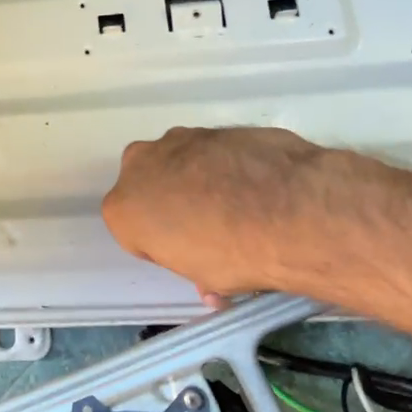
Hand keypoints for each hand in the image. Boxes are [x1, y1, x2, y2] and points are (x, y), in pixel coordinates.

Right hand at [102, 126, 381, 301]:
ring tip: (240, 206)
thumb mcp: (207, 278)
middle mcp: (139, 166)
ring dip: (199, 180)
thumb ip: (198, 270)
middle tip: (209, 228)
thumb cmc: (232, 253)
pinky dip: (228, 166)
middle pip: (149, 186)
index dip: (162, 244)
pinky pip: (214, 152)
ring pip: (180, 163)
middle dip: (171, 202)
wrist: (288, 209)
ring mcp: (179, 139)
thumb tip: (214, 285)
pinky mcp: (216, 127)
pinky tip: (258, 187)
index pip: (133, 230)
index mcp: (123, 208)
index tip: (189, 254)